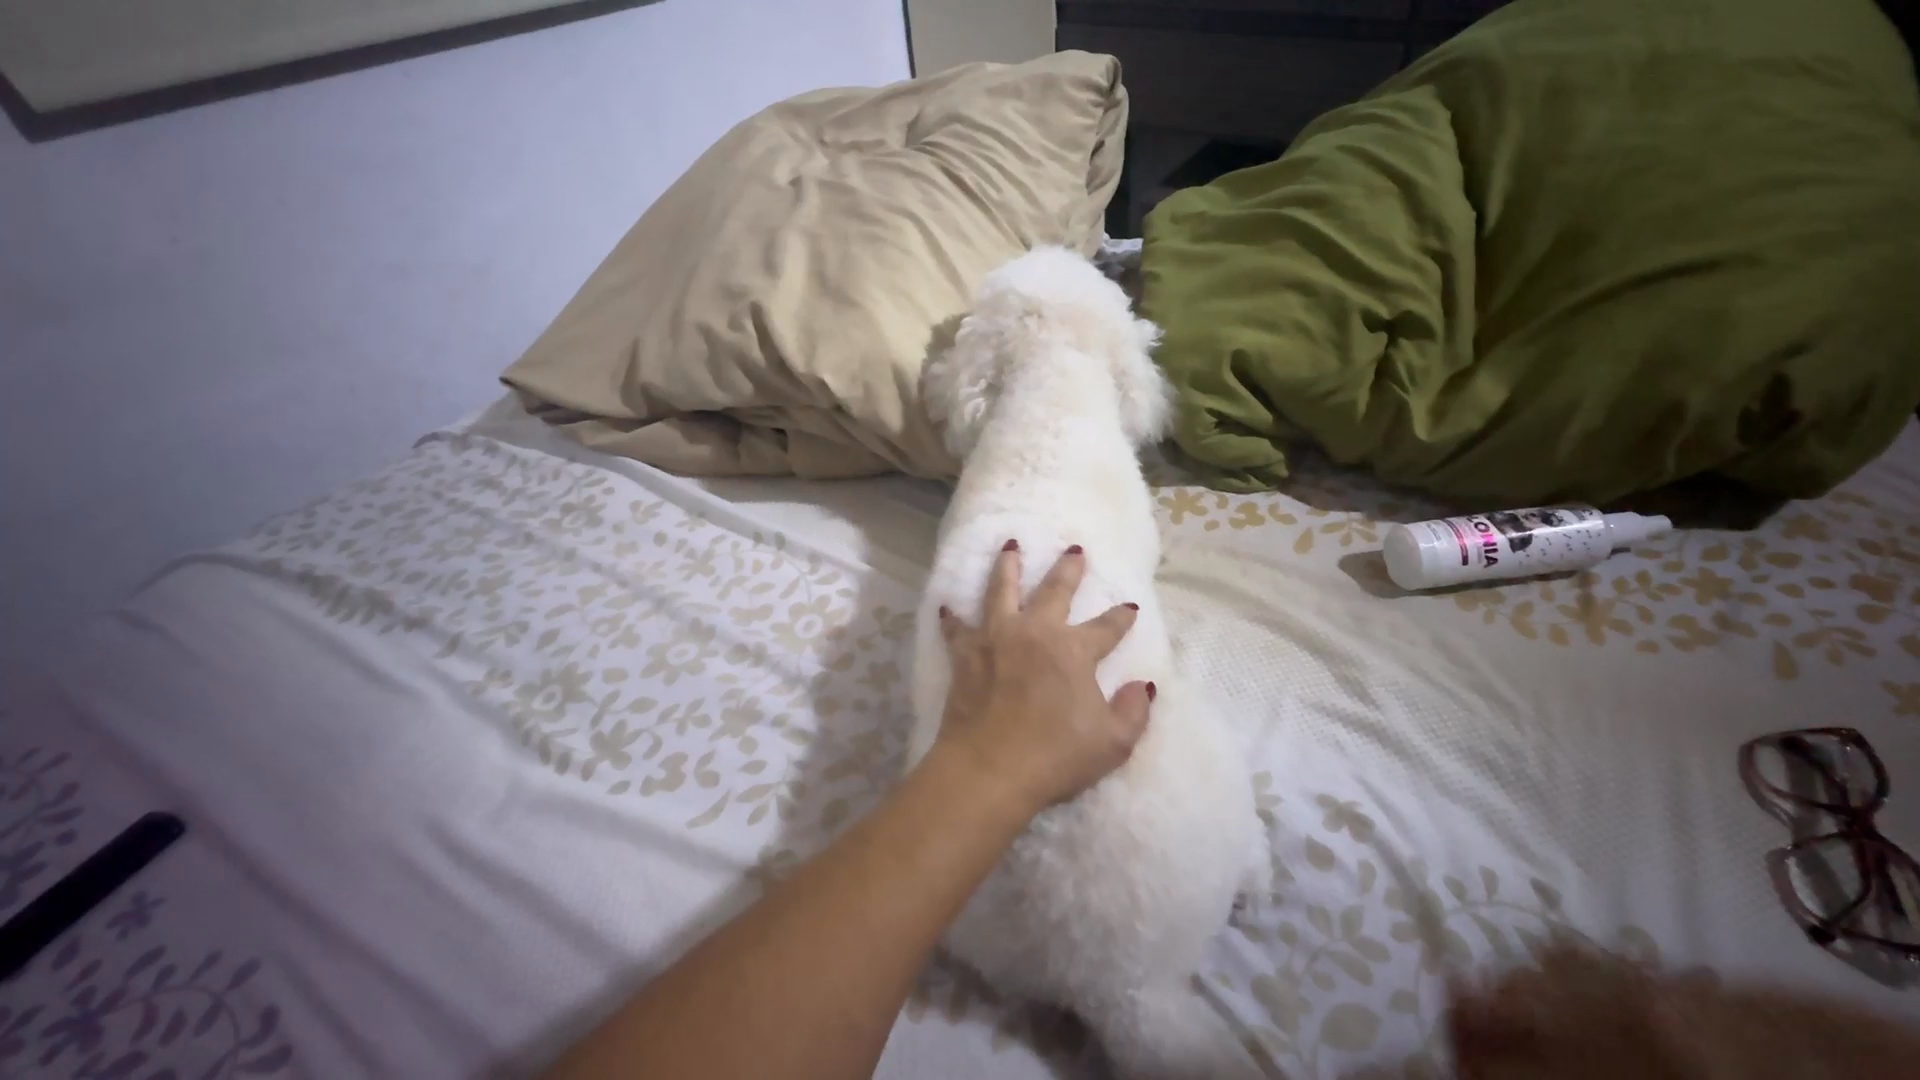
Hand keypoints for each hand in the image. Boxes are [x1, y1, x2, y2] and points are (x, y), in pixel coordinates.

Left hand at [931, 542, 1151, 815]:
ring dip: (1007, 566)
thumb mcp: (1112, 742)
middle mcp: (1036, 632)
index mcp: (1074, 650)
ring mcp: (996, 639)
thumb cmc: (1056, 757)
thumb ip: (1133, 711)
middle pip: (1054, 591)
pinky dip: (952, 617)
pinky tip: (947, 606)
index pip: (1106, 628)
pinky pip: (957, 628)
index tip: (1129, 608)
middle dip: (1068, 569)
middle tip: (1073, 549)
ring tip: (1009, 545)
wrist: (989, 769)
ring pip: (1002, 591)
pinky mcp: (965, 656)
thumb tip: (1144, 686)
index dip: (1121, 619)